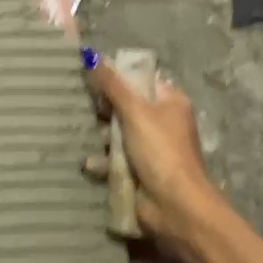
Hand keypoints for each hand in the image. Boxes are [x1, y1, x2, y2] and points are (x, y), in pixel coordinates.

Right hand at [85, 59, 218, 245]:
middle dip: (104, 110)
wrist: (176, 207)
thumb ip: (112, 84)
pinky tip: (91, 164)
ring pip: (117, 132)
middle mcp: (162, 122)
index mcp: (170, 102)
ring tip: (85, 138)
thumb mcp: (135, 112)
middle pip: (125, 105)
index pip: (139, 79)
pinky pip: (115, 158)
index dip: (116, 78)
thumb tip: (90, 54)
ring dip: (102, 137)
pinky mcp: (139, 170)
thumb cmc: (161, 152)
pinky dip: (103, 161)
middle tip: (85, 109)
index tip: (91, 79)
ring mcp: (151, 148)